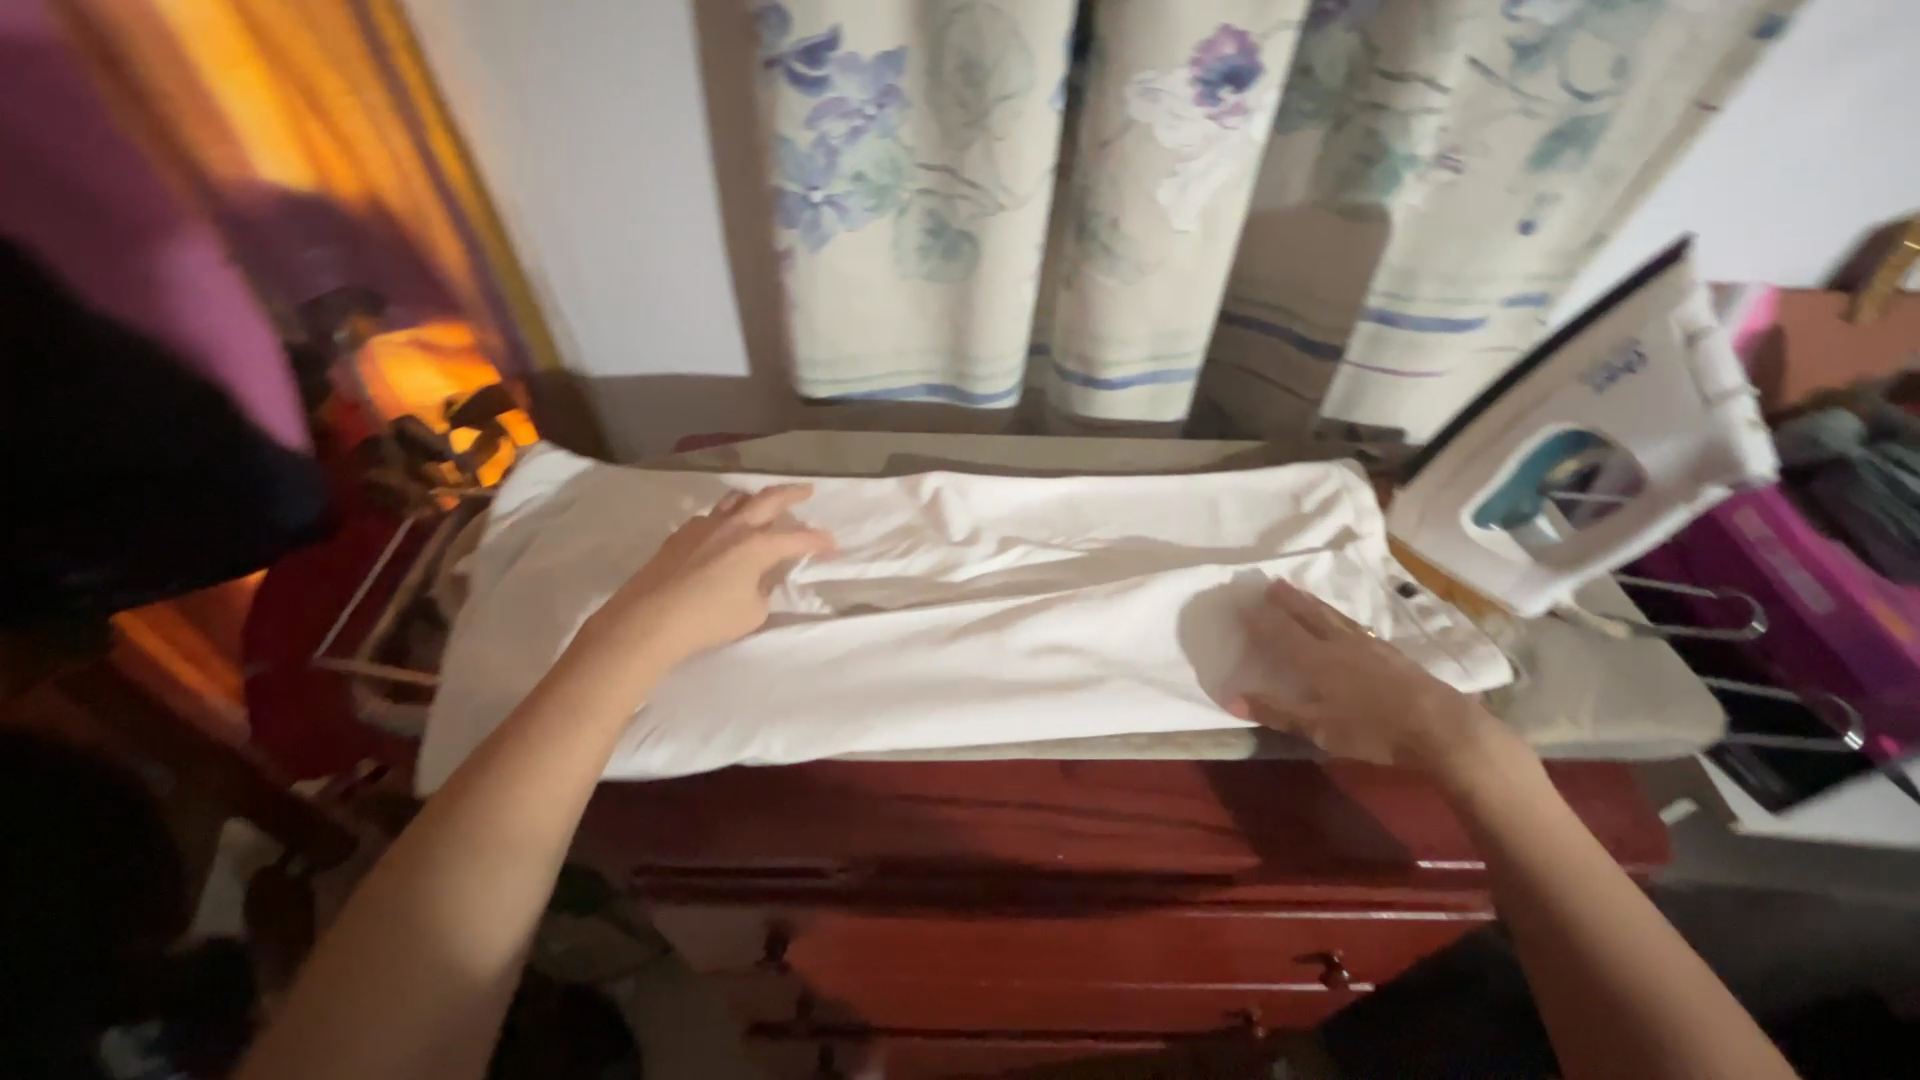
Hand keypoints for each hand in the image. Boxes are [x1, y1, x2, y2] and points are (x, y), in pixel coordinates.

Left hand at [572, 484, 835, 669]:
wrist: (648, 620)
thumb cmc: (707, 619)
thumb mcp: (752, 613)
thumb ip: (761, 591)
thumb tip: (755, 582)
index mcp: (757, 545)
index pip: (798, 539)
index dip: (819, 542)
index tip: (832, 546)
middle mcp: (733, 527)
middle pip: (768, 499)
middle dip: (792, 494)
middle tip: (807, 490)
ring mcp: (703, 527)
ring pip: (735, 500)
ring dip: (754, 499)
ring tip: (761, 503)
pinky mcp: (679, 536)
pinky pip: (709, 517)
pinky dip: (725, 518)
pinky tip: (722, 532)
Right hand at [1228, 579, 1524, 784]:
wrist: (1441, 726)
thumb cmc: (1373, 730)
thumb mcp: (1319, 729)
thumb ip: (1276, 712)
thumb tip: (1229, 698)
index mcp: (1317, 660)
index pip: (1281, 633)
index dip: (1260, 618)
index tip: (1242, 602)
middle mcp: (1340, 645)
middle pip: (1309, 616)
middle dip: (1287, 601)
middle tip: (1270, 583)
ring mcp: (1369, 647)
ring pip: (1334, 617)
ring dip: (1313, 603)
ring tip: (1299, 591)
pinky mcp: (1392, 654)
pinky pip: (1356, 626)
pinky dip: (1340, 617)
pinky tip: (1346, 622)